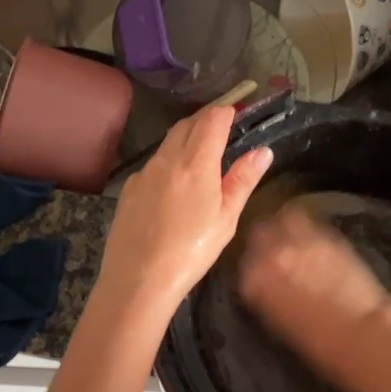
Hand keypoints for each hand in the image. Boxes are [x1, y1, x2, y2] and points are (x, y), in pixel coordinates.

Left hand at [97, 104, 272, 312]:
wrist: (138, 278)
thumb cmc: (191, 251)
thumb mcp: (226, 219)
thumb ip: (242, 180)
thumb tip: (262, 150)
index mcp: (196, 162)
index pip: (213, 119)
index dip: (227, 113)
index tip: (237, 117)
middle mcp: (167, 159)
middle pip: (187, 124)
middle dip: (205, 121)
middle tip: (222, 132)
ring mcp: (143, 173)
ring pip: (167, 144)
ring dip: (185, 141)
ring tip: (200, 159)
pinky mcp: (128, 189)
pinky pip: (152, 165)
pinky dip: (167, 164)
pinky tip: (173, 188)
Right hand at [239, 205, 390, 360]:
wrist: (360, 332)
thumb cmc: (316, 341)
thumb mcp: (276, 323)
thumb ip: (264, 298)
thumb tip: (263, 287)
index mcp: (255, 281)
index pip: (244, 266)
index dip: (253, 271)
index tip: (260, 277)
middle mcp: (272, 254)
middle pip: (258, 235)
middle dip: (263, 243)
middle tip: (274, 254)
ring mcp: (299, 241)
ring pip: (281, 219)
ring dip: (283, 227)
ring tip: (291, 238)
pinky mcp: (326, 235)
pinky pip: (307, 221)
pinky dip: (304, 227)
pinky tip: (311, 240)